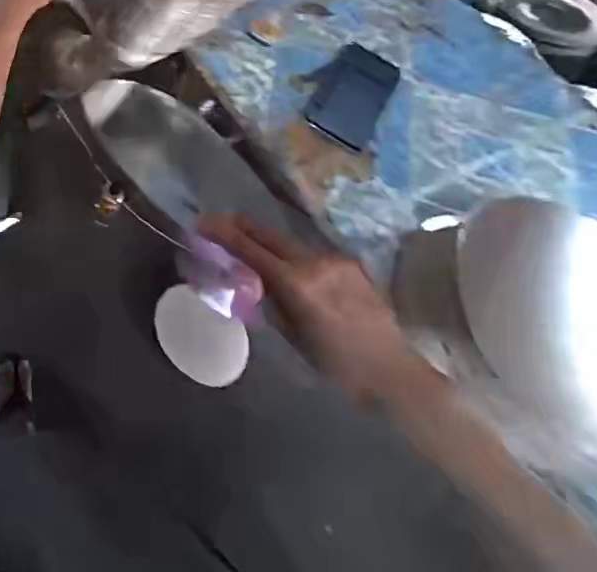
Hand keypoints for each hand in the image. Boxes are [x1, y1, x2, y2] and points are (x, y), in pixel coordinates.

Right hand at [201, 218, 430, 404]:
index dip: (224, 233)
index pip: (250, 248)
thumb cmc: (338, 366)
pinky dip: (293, 256)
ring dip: (267, 243)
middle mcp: (314, 262)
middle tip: (219, 224)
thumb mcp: (293, 336)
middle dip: (241, 227)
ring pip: (290, 243)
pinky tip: (291, 269)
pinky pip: (311, 254)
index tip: (203, 223)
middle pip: (268, 234)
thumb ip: (269, 301)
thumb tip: (248, 280)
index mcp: (296, 283)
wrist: (393, 372)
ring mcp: (334, 260)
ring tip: (252, 248)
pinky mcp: (350, 264)